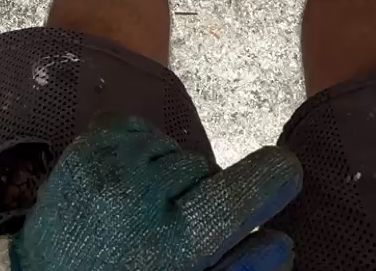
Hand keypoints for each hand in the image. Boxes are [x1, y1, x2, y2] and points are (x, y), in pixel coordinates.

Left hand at [0, 114, 302, 270]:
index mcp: (171, 246)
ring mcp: (108, 165)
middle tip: (176, 224)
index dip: (269, 178)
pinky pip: (138, 128)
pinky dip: (142, 149)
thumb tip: (284, 241)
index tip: (289, 167)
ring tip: (146, 208)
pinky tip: (130, 181)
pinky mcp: (86, 145)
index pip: (235, 197)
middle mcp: (138, 197)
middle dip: (200, 191)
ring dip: (169, 170)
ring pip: (171, 147)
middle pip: (202, 169)